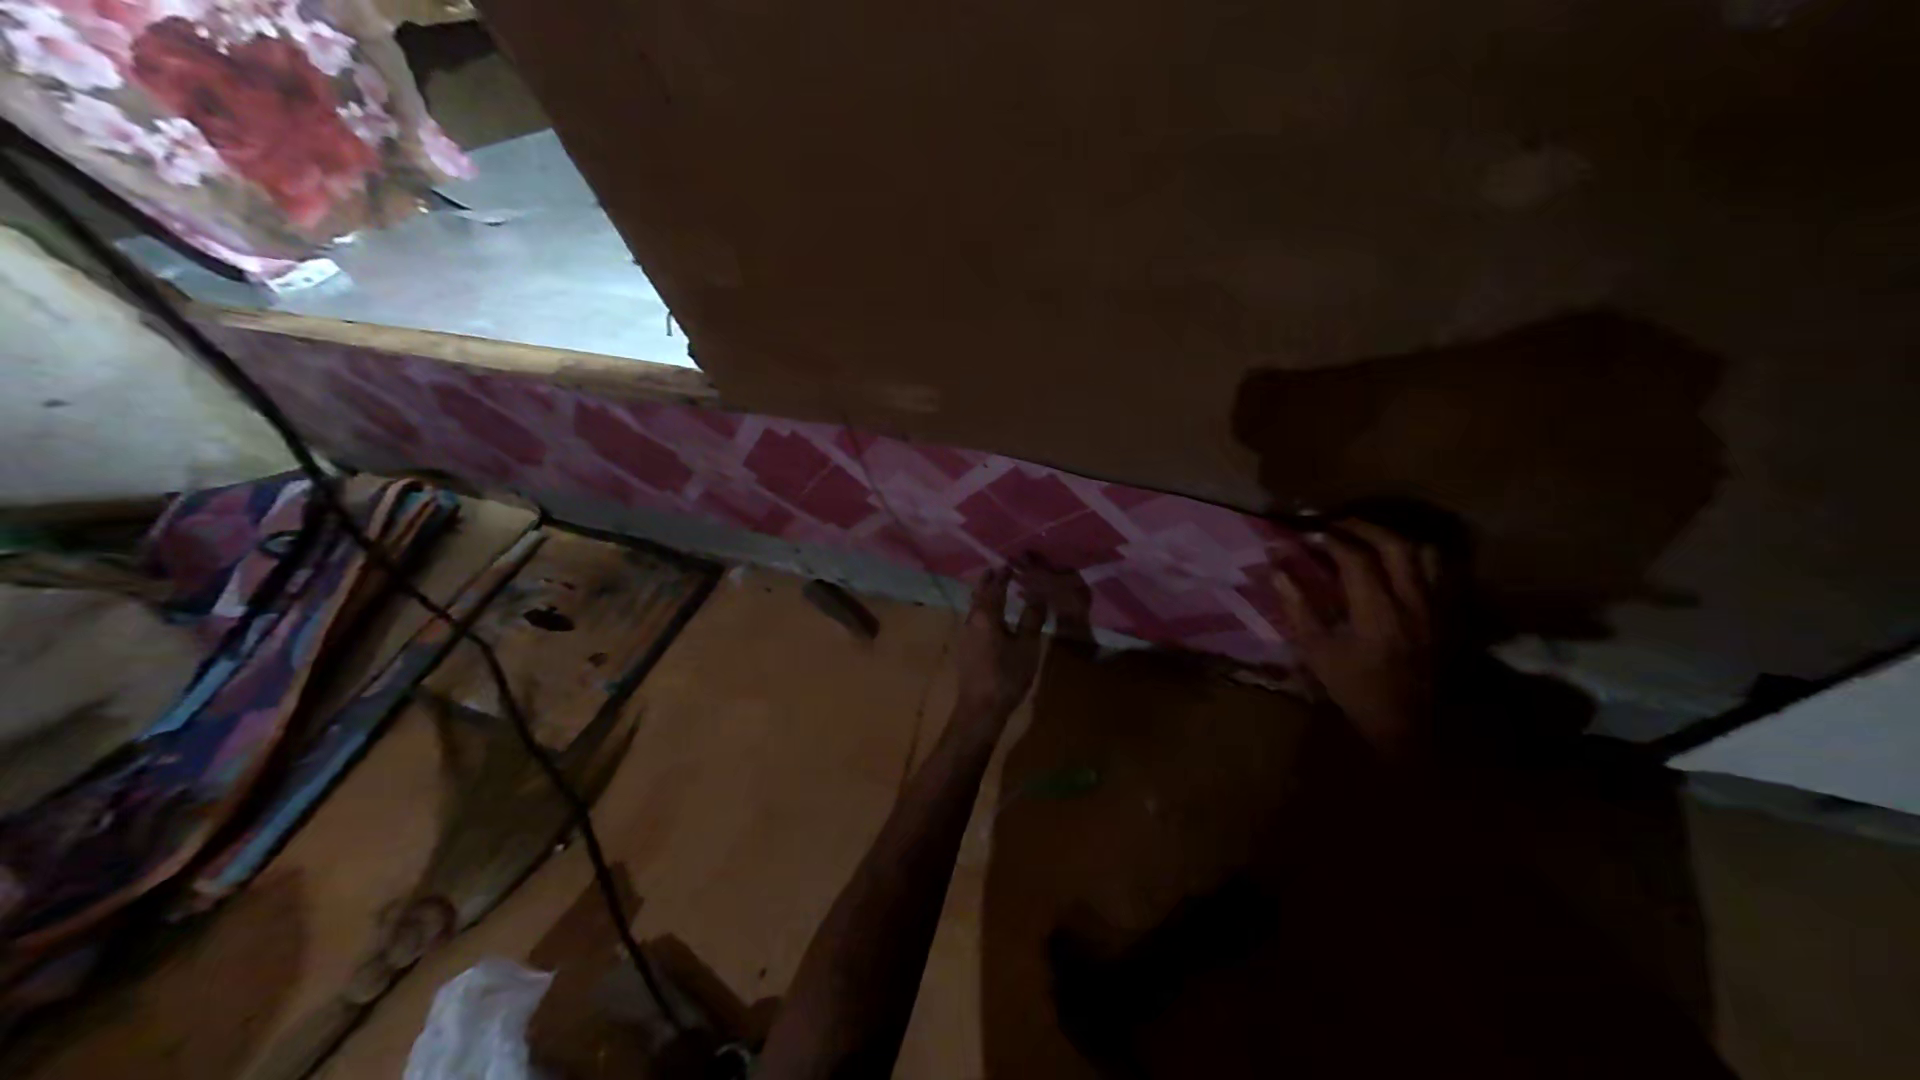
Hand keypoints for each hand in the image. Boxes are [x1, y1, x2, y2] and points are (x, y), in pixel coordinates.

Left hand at [954, 565, 1049, 720]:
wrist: (981, 707)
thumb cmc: (1006, 675)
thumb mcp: (1027, 645)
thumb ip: (1031, 619)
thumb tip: (1037, 596)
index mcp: (985, 615)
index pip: (994, 587)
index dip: (1003, 574)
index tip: (1011, 562)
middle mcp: (971, 620)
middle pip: (980, 594)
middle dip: (989, 581)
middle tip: (1000, 569)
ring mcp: (966, 634)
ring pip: (975, 606)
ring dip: (985, 595)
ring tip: (998, 588)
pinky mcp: (966, 647)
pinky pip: (975, 618)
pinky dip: (984, 609)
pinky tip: (993, 616)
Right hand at [1274, 520, 1438, 757]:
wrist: (1407, 723)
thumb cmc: (1355, 688)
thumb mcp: (1317, 651)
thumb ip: (1298, 607)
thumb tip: (1276, 570)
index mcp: (1376, 612)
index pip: (1355, 558)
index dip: (1329, 539)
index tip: (1307, 533)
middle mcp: (1411, 602)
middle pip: (1394, 545)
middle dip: (1362, 527)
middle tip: (1336, 524)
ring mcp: (1434, 607)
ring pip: (1424, 554)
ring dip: (1393, 538)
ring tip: (1369, 538)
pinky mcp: (1447, 615)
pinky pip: (1438, 573)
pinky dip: (1416, 558)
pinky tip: (1397, 563)